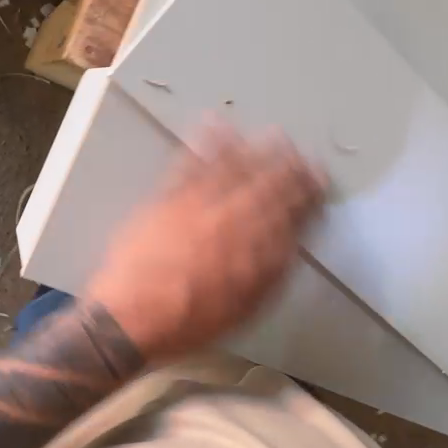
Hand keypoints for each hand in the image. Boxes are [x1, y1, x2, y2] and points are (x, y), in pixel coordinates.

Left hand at [83, 121, 326, 360]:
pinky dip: (206, 142)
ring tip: (274, 134)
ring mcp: (200, 205)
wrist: (129, 319)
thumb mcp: (243, 309)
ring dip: (258, 149)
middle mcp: (234, 222)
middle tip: (300, 153)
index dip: (308, 194)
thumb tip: (291, 243)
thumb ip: (271, 272)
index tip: (318, 180)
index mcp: (257, 252)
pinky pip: (191, 163)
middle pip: (269, 186)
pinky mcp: (168, 197)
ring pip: (236, 169)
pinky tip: (216, 124)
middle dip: (289, 167)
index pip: (292, 214)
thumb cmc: (189, 323)